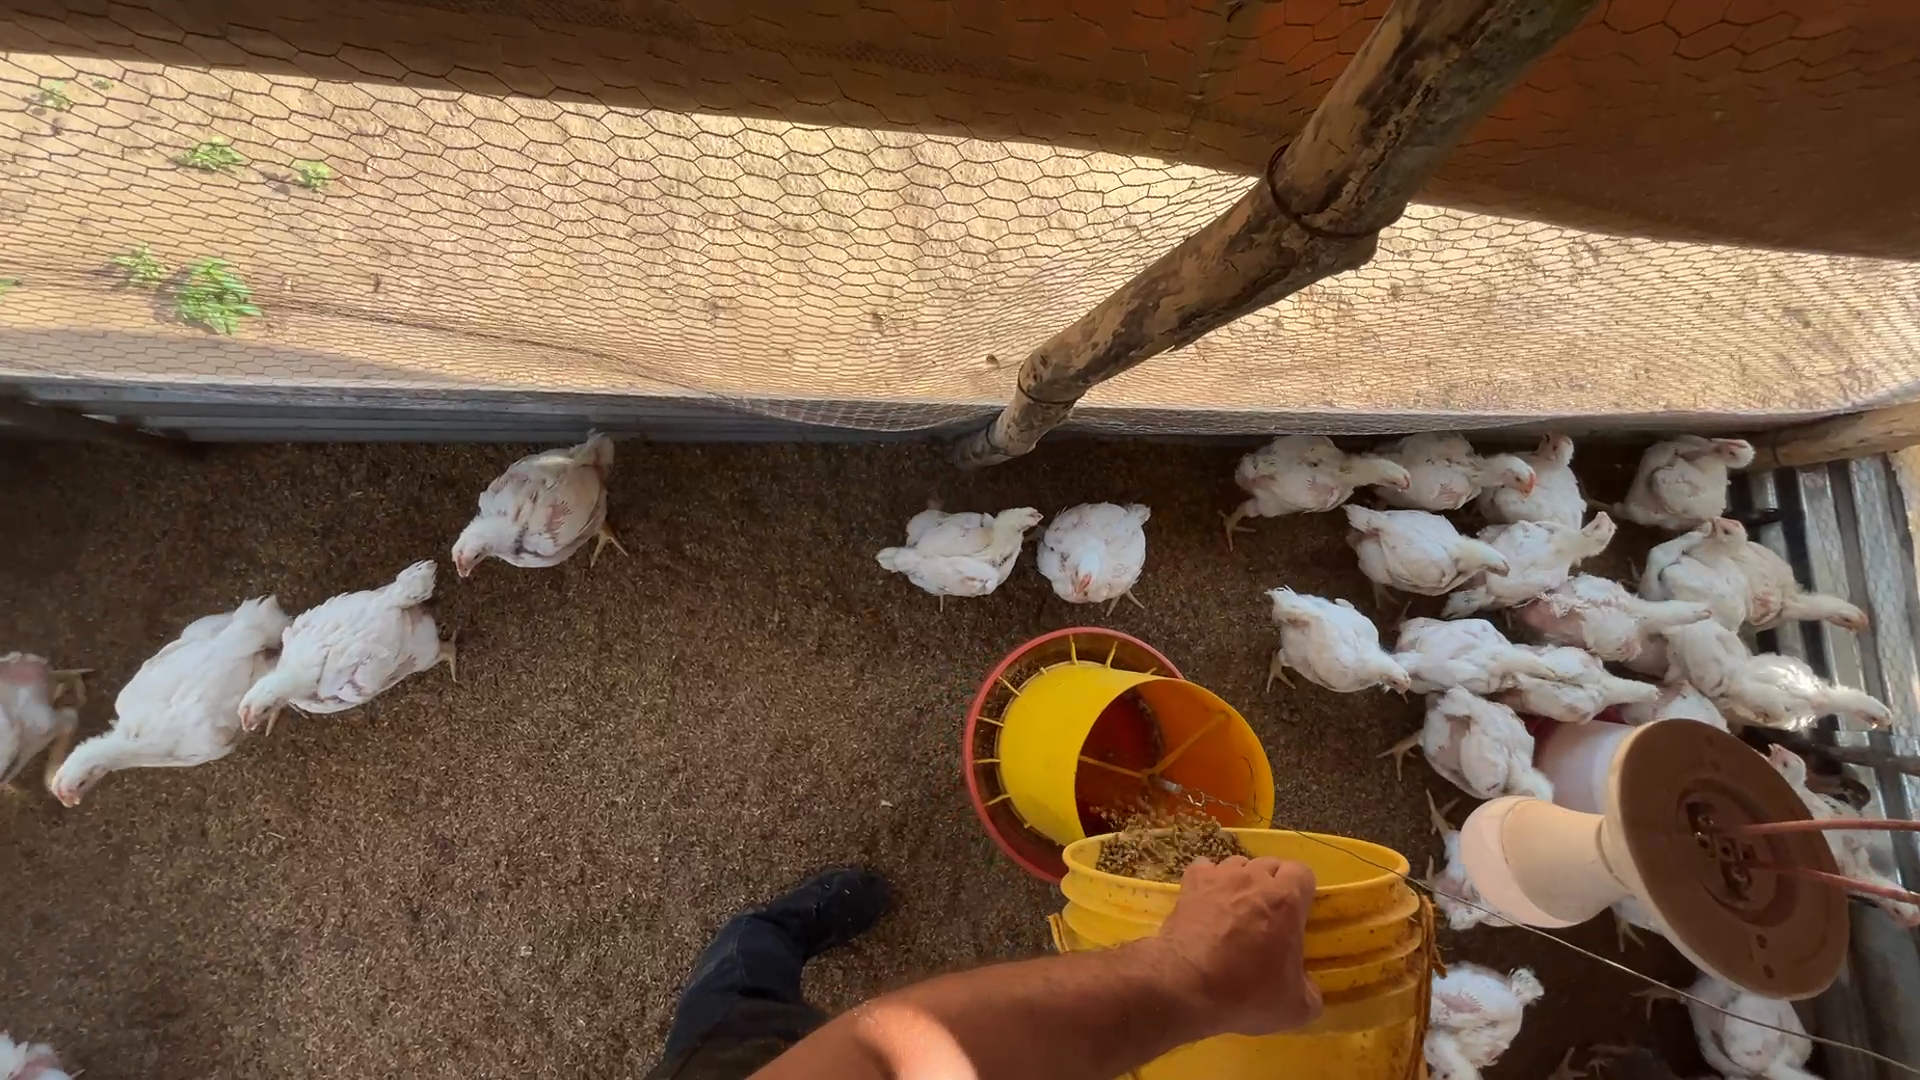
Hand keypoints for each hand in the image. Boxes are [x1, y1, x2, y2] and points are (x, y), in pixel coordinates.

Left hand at [1150, 855, 1320, 1036]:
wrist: (1188, 983)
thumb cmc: (1247, 992)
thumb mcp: (1298, 1007)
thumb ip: (1310, 987)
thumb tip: (1304, 980)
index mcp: (1284, 900)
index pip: (1302, 872)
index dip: (1303, 890)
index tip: (1299, 913)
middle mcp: (1252, 878)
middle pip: (1270, 864)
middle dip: (1275, 884)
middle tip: (1270, 916)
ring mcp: (1219, 875)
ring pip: (1238, 863)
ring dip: (1243, 881)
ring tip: (1238, 909)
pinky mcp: (1191, 881)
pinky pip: (1206, 866)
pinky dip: (1211, 879)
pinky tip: (1209, 901)